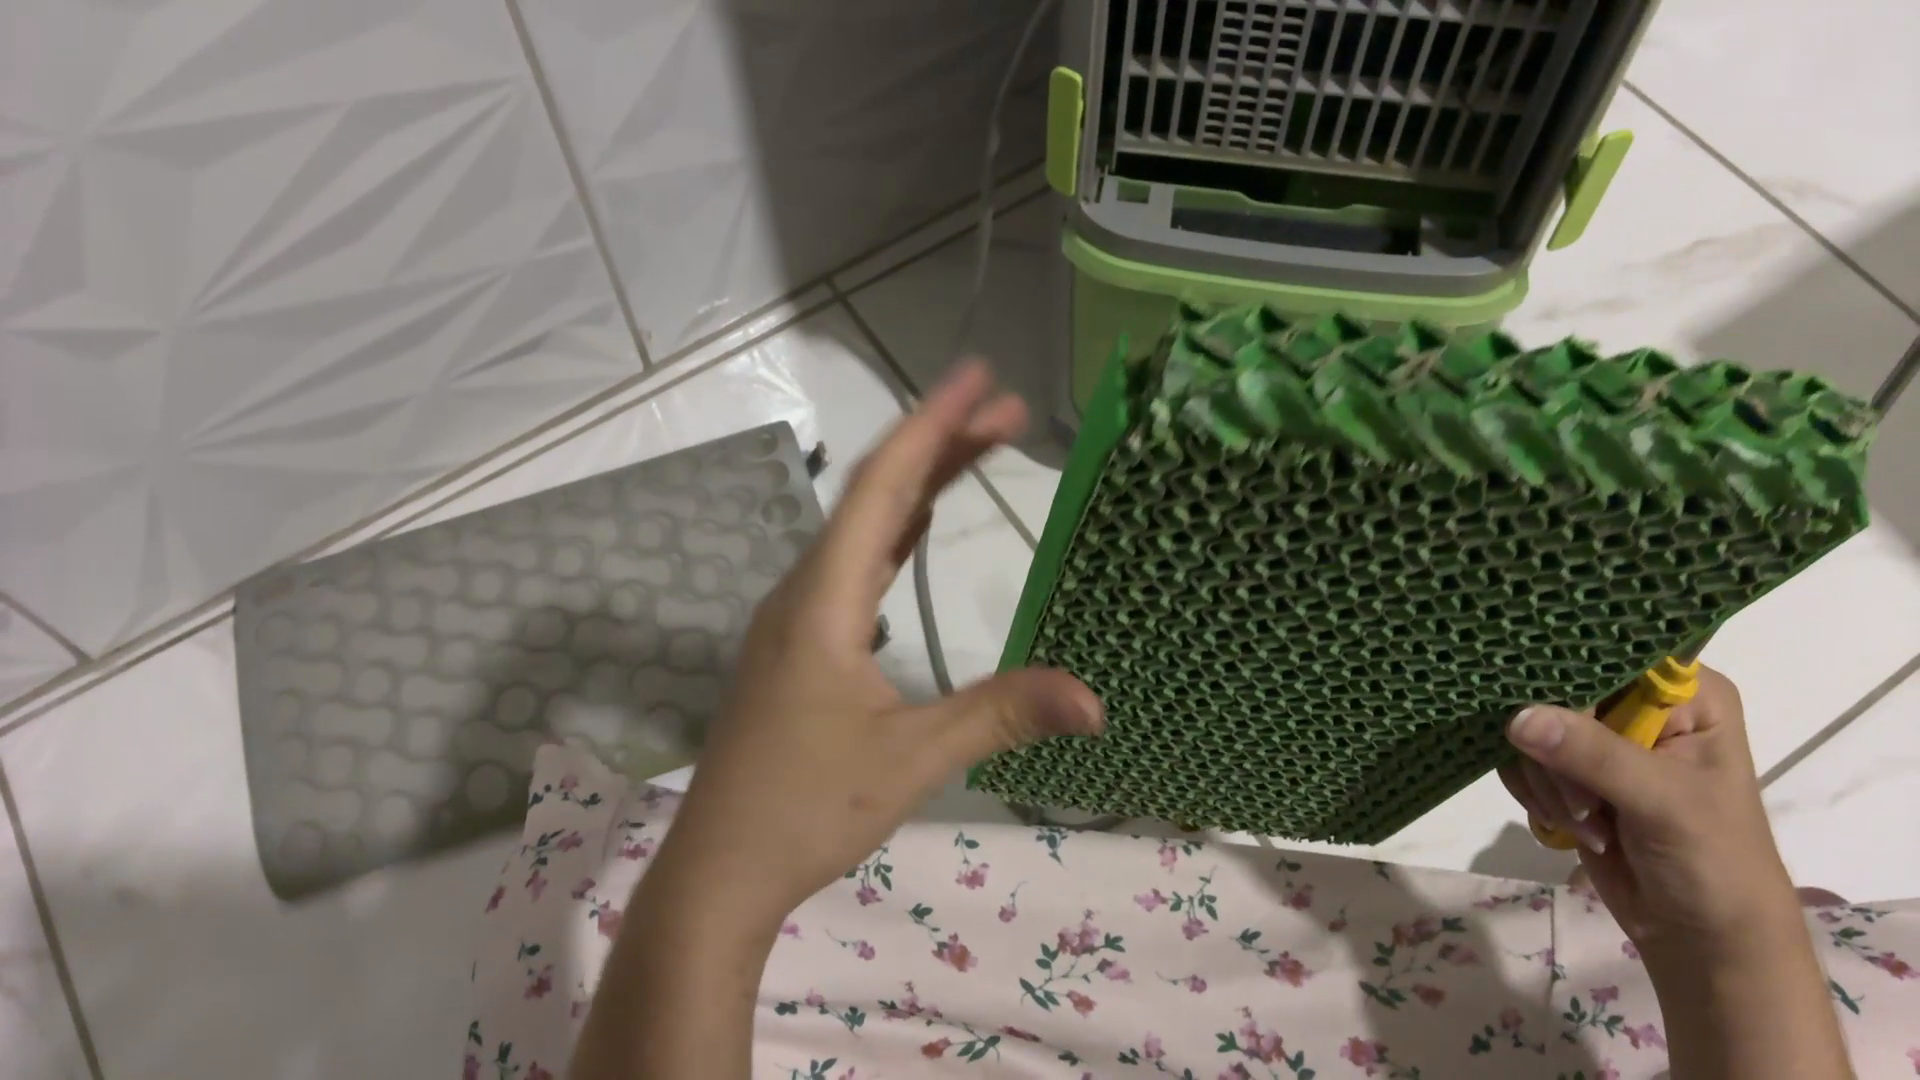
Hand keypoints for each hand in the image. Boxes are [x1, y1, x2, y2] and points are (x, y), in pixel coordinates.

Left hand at [659, 359, 1103, 926]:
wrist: (720, 866)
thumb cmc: (807, 807)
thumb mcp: (911, 759)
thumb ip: (1000, 715)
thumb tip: (1096, 699)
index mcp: (823, 598)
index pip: (883, 488)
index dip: (932, 426)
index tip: (977, 376)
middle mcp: (804, 590)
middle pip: (877, 497)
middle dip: (941, 447)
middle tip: (1008, 413)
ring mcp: (796, 617)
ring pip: (863, 530)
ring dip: (919, 488)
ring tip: (976, 453)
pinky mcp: (798, 645)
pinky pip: (852, 566)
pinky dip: (893, 534)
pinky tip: (913, 534)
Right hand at [1498, 666, 1802, 961]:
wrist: (1701, 938)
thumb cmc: (1714, 863)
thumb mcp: (1664, 804)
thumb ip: (1593, 755)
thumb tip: (1516, 717)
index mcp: (1684, 695)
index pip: (1610, 653)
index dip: (1569, 669)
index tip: (1539, 697)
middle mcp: (1637, 707)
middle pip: (1556, 691)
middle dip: (1555, 748)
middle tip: (1581, 797)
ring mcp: (1597, 739)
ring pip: (1528, 728)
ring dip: (1546, 780)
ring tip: (1587, 822)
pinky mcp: (1566, 769)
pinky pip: (1518, 759)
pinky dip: (1533, 792)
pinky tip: (1569, 825)